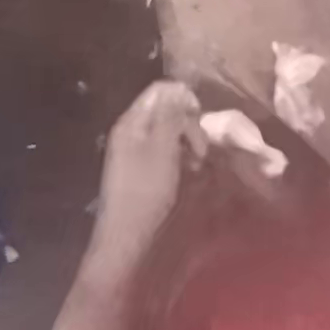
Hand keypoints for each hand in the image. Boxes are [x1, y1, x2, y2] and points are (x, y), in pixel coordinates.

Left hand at [90, 81, 198, 276]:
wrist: (129, 242)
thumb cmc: (146, 193)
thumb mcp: (162, 149)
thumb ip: (172, 115)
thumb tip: (181, 87)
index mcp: (132, 122)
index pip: (161, 90)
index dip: (185, 99)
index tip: (201, 121)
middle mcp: (133, 132)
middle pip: (168, 110)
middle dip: (190, 124)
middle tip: (200, 149)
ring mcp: (138, 153)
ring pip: (173, 132)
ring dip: (190, 142)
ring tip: (198, 164)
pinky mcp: (148, 172)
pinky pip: (171, 151)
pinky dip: (184, 157)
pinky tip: (191, 173)